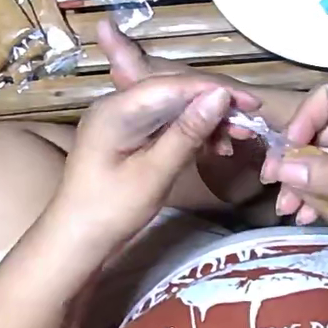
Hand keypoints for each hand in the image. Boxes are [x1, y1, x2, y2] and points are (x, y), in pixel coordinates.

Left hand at [37, 75, 260, 263]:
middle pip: (175, 89)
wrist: (75, 242)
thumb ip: (187, 132)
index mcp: (117, 108)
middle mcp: (118, 104)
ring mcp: (123, 118)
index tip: (253, 103)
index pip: (174, 84)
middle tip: (250, 121)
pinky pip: (166, 121)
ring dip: (206, 118)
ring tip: (236, 138)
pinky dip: (192, 131)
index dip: (216, 89)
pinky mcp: (129, 133)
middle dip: (215, 102)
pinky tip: (213, 146)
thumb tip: (221, 96)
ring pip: (174, 105)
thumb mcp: (154, 174)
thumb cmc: (110, 211)